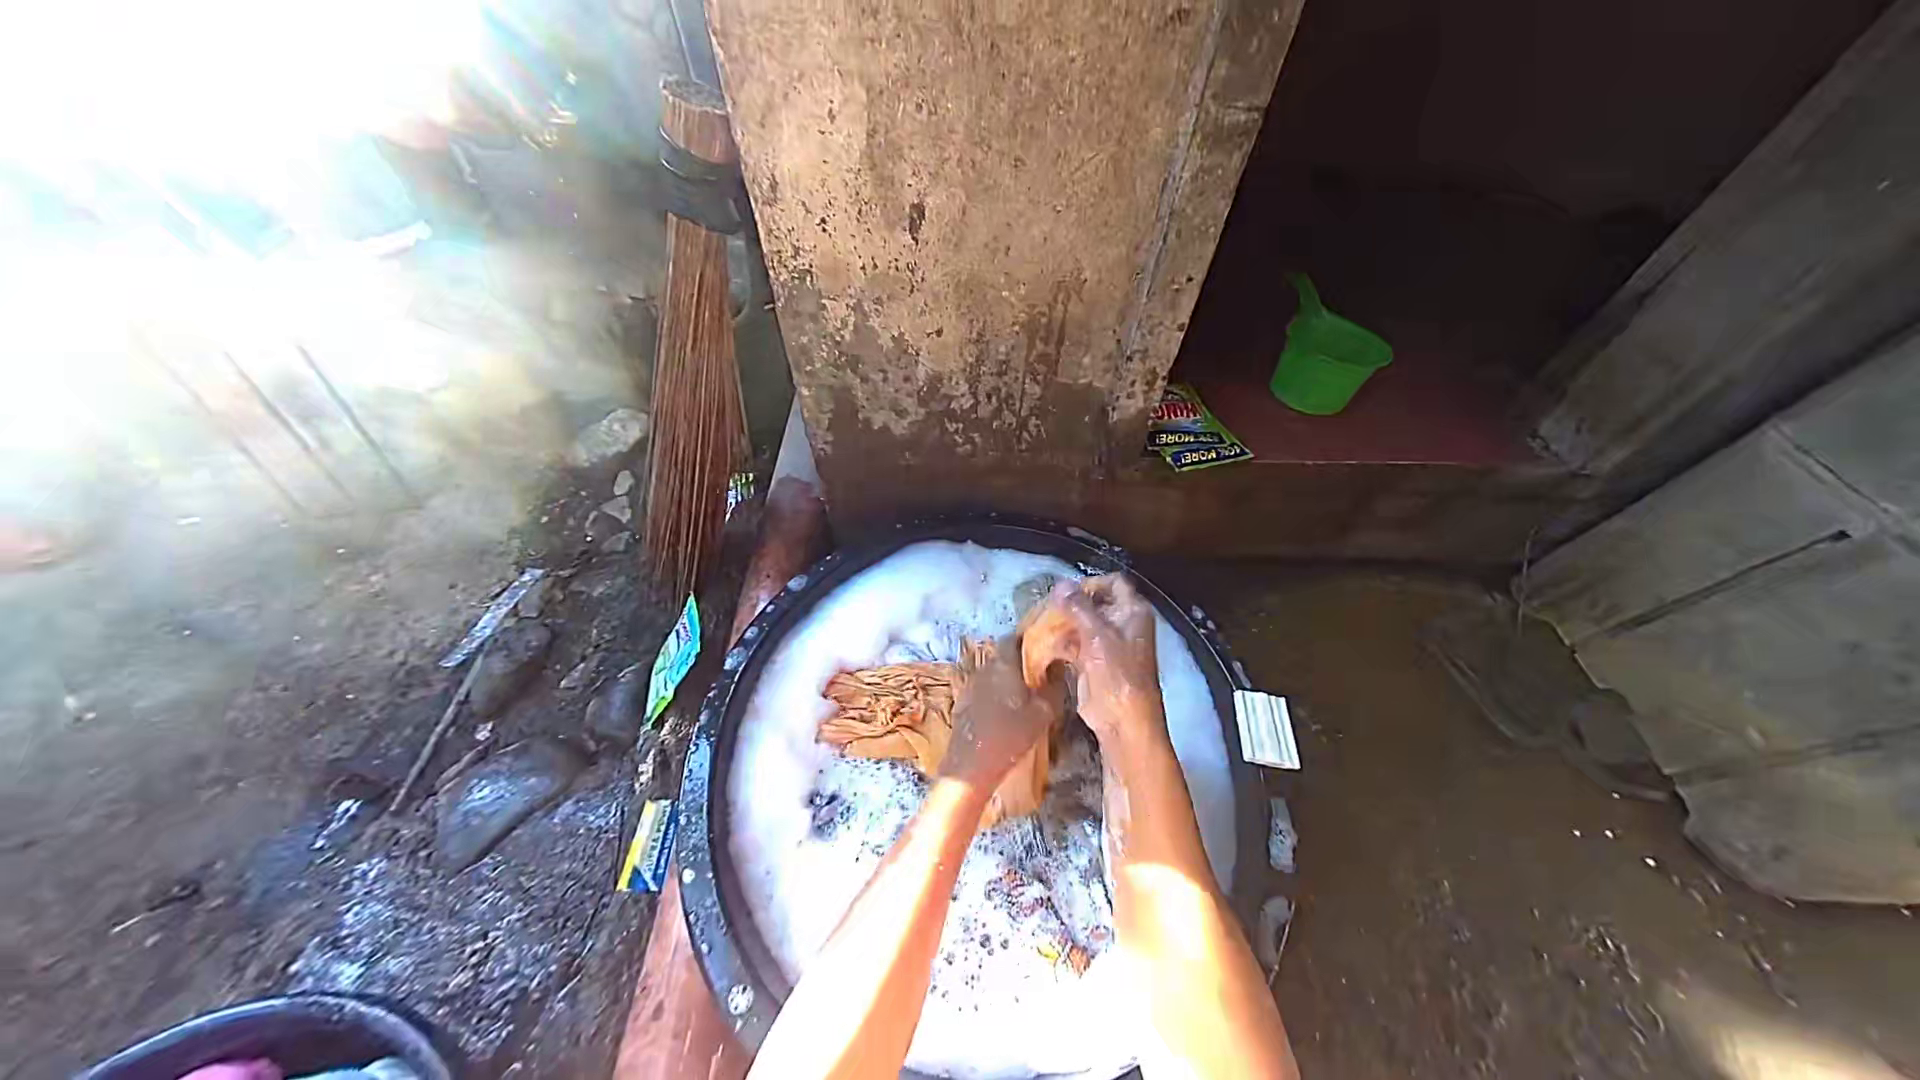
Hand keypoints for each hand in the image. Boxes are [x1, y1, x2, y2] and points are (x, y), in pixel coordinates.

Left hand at [940, 635, 1062, 787]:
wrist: (970, 767)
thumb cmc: (1010, 736)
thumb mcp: (1043, 714)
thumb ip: (1053, 686)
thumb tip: (1058, 665)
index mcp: (1003, 665)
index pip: (1013, 638)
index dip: (1027, 639)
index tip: (1042, 647)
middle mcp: (983, 669)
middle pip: (1002, 656)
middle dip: (1019, 662)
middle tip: (1037, 674)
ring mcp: (969, 686)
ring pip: (991, 674)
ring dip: (1005, 679)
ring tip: (1022, 695)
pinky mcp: (962, 704)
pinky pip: (982, 690)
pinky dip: (993, 694)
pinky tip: (1003, 712)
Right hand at [1025, 575, 1165, 748]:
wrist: (1123, 721)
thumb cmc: (1118, 674)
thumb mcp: (1097, 635)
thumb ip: (1078, 607)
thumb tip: (1060, 584)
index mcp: (1133, 612)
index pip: (1114, 583)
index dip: (1091, 583)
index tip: (1066, 591)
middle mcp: (1122, 624)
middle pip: (1094, 603)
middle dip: (1070, 604)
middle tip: (1045, 607)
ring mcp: (1107, 644)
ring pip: (1081, 623)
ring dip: (1061, 623)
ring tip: (1038, 624)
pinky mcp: (1093, 663)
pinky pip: (1074, 645)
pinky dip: (1059, 643)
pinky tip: (1041, 644)